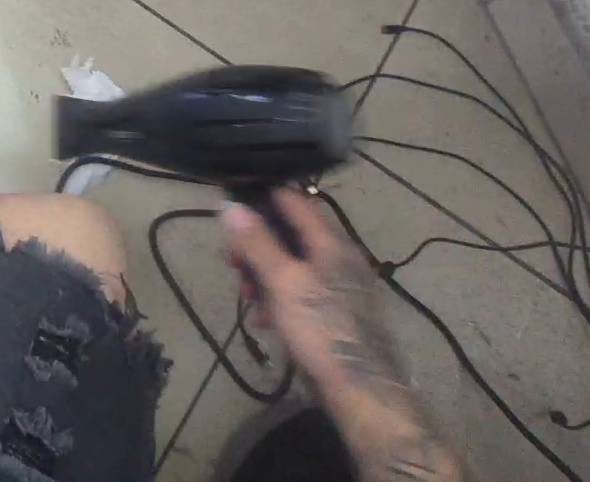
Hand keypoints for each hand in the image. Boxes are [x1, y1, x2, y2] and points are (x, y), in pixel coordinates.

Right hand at [222, 189, 461, 481]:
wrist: (362, 393)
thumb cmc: (322, 329)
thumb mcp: (283, 281)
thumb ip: (256, 242)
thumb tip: (229, 205)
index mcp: (331, 244)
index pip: (292, 200)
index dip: (259, 196)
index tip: (228, 203)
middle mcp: (337, 258)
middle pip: (286, 233)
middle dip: (253, 245)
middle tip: (232, 262)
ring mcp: (336, 286)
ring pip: (287, 264)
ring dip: (260, 274)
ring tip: (246, 296)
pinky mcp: (331, 312)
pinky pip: (295, 290)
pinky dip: (275, 297)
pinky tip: (263, 318)